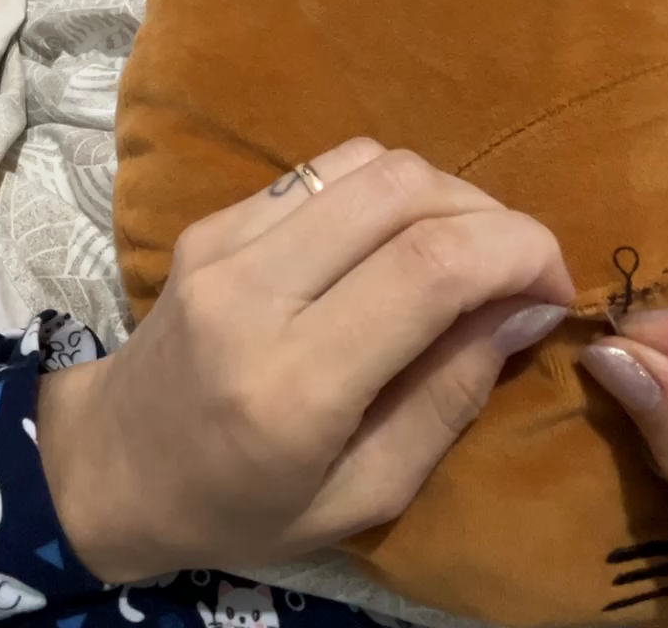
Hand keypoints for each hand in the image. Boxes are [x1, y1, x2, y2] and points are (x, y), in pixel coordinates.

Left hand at [37, 138, 573, 581]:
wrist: (113, 458)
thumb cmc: (239, 505)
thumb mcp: (362, 494)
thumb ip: (447, 396)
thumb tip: (524, 305)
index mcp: (292, 382)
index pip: (427, 268)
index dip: (516, 251)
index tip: (553, 285)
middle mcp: (251, 291)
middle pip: (399, 190)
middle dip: (486, 212)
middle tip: (514, 266)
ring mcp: (222, 242)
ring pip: (363, 162)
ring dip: (437, 192)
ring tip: (458, 249)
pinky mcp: (211, 221)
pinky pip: (318, 172)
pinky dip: (379, 191)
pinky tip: (386, 240)